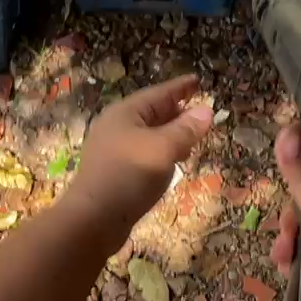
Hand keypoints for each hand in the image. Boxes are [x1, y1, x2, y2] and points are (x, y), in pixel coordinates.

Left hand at [63, 75, 213, 240]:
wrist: (93, 219)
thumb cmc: (128, 176)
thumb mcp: (163, 149)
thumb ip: (185, 129)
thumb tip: (206, 111)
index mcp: (124, 113)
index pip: (159, 94)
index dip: (180, 88)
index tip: (197, 80)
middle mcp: (116, 127)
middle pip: (151, 113)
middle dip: (176, 112)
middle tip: (200, 112)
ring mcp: (112, 151)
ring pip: (148, 135)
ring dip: (170, 135)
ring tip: (191, 138)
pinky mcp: (114, 173)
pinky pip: (143, 154)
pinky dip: (161, 153)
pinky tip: (171, 163)